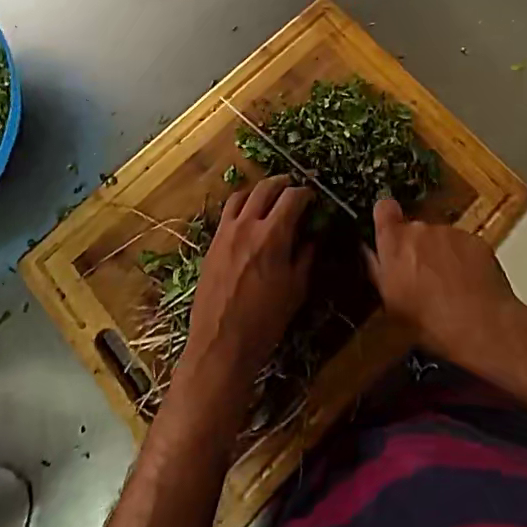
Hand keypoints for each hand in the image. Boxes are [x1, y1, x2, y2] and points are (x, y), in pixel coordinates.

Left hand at [175, 176, 314, 400]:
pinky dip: (241, 207)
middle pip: (265, 188)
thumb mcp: (296, 289)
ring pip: (242, 195)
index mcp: (272, 235)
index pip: (292, 197)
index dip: (306, 192)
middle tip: (294, 187)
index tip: (314, 195)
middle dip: (283, 183)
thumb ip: (306, 256)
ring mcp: (225, 233)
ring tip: (270, 197)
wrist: (221, 343)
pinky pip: (227, 214)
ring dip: (259, 191)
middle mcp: (246, 225)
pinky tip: (249, 218)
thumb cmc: (266, 320)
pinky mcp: (212, 244)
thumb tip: (313, 237)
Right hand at [367, 197, 522, 358]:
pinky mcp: (476, 241)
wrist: (479, 324)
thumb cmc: (429, 320)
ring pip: (440, 240)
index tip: (389, 228)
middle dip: (416, 249)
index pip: (384, 209)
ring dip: (441, 256)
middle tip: (421, 278)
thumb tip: (369, 254)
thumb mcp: (390, 303)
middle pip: (414, 231)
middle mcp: (421, 230)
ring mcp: (451, 233)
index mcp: (394, 242)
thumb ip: (377, 271)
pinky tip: (467, 286)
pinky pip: (464, 246)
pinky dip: (464, 260)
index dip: (386, 216)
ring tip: (447, 288)